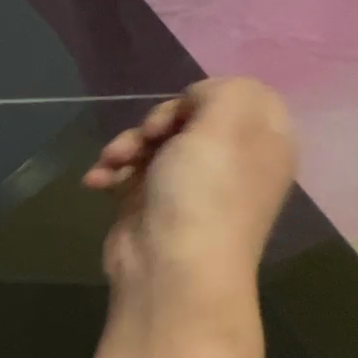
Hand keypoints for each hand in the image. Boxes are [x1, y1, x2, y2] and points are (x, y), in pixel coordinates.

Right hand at [84, 77, 296, 289]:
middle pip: (187, 118)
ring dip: (122, 147)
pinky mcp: (146, 201)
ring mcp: (186, 182)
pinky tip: (95, 182)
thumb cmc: (203, 194)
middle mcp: (229, 158)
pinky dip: (108, 173)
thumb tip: (195, 100)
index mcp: (263, 139)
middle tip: (142, 139)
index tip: (179, 115)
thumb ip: (222, 92)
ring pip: (150, 144)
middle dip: (152, 124)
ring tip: (108, 164)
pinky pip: (126, 173)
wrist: (169, 265)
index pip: (238, 96)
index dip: (201, 97)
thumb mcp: (225, 126)